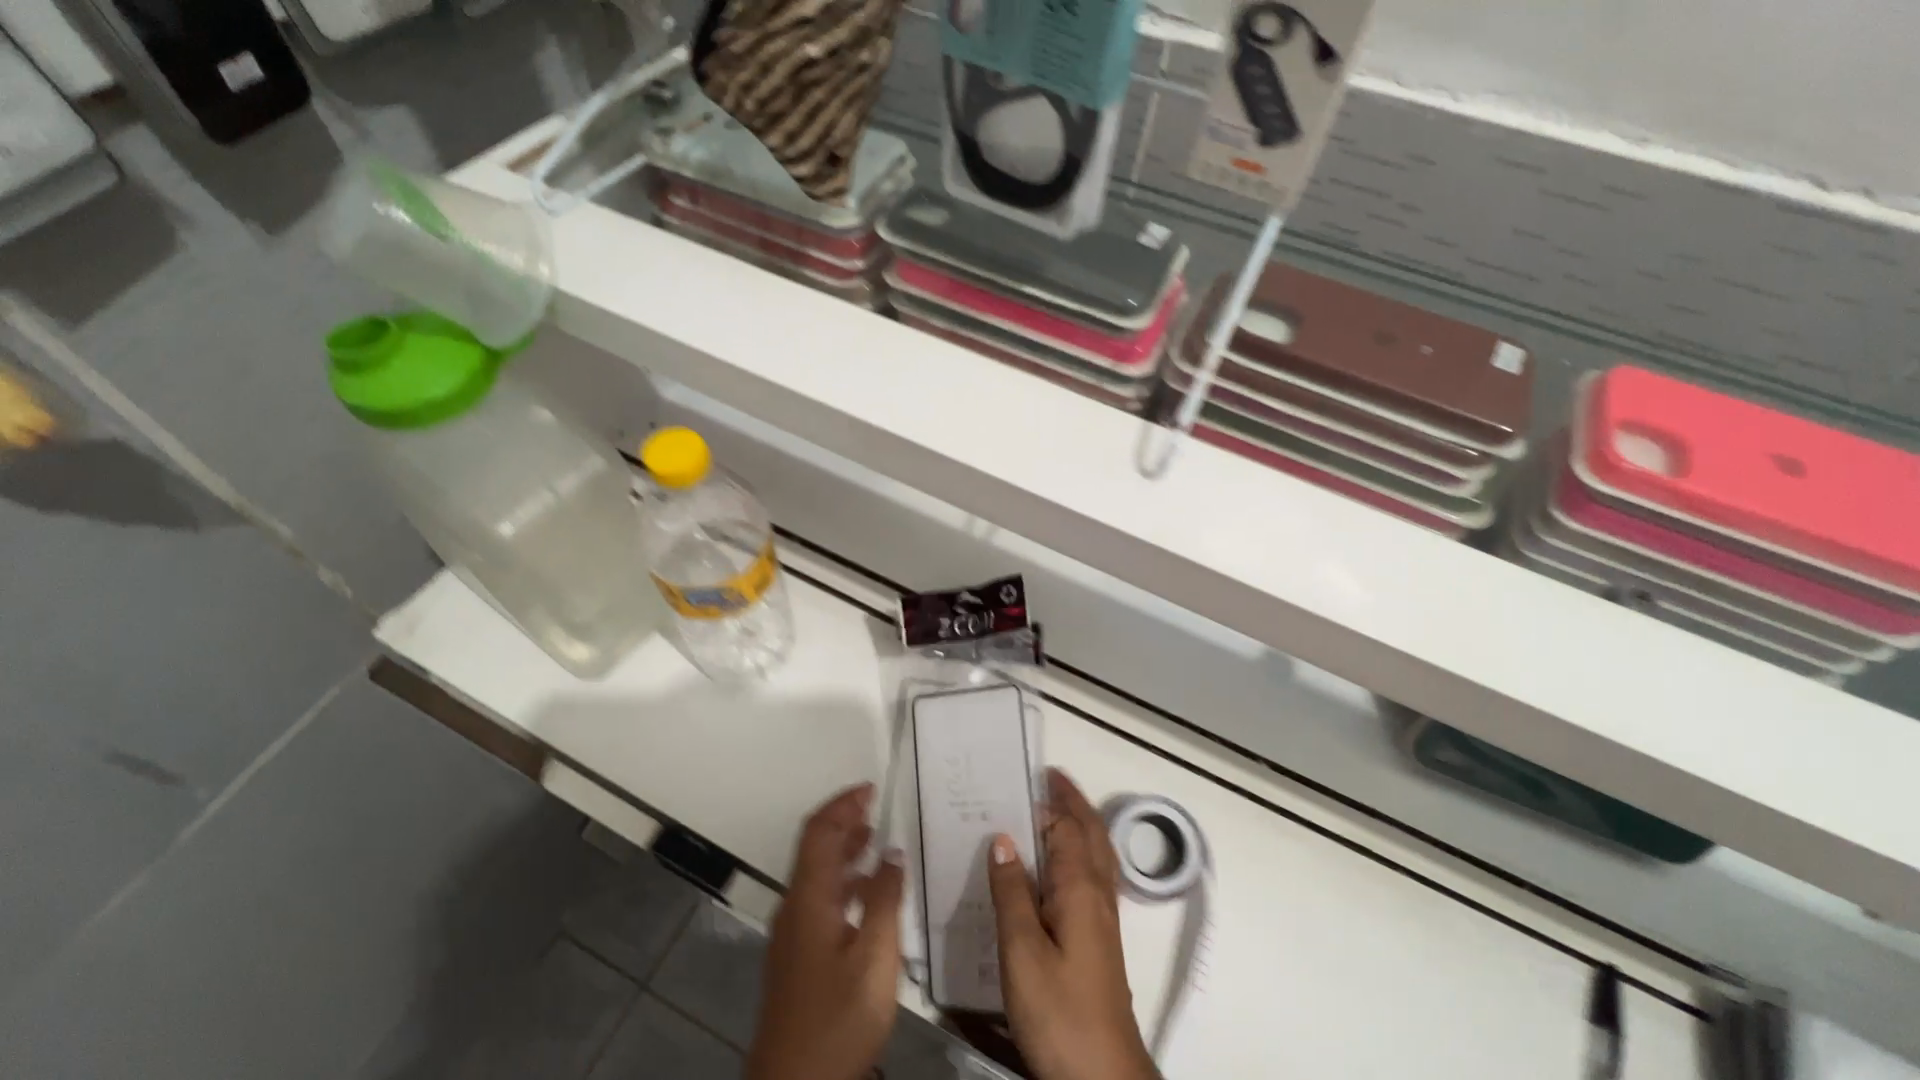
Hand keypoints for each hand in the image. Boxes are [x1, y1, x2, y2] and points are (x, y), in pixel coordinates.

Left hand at [746, 784, 904, 1079]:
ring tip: (878, 842)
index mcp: (809, 900)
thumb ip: (884, 900)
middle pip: (814, 850)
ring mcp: (792, 935)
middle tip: (878, 807)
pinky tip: (869, 896)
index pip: (819, 833)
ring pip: (817, 876)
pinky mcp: (798, 957)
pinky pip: (820, 900)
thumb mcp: (875, 957)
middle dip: (843, 823)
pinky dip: (844, 883)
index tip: (871, 788)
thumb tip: (891, 853)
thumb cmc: (838, 1017)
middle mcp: (794, 909)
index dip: (842, 805)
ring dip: (844, 853)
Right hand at [988, 769, 1157, 1079]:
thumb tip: (1004, 837)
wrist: (1102, 1072)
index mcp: (1080, 890)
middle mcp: (1098, 896)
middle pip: (1091, 835)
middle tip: (1049, 777)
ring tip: (1054, 809)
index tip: (1025, 777)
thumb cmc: (1058, 1009)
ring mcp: (1103, 920)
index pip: (1066, 830)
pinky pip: (1092, 879)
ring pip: (1096, 856)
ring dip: (1079, 825)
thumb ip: (1012, 892)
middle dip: (1073, 803)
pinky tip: (1059, 868)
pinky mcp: (1100, 941)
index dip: (1048, 803)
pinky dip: (1079, 855)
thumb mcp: (1022, 951)